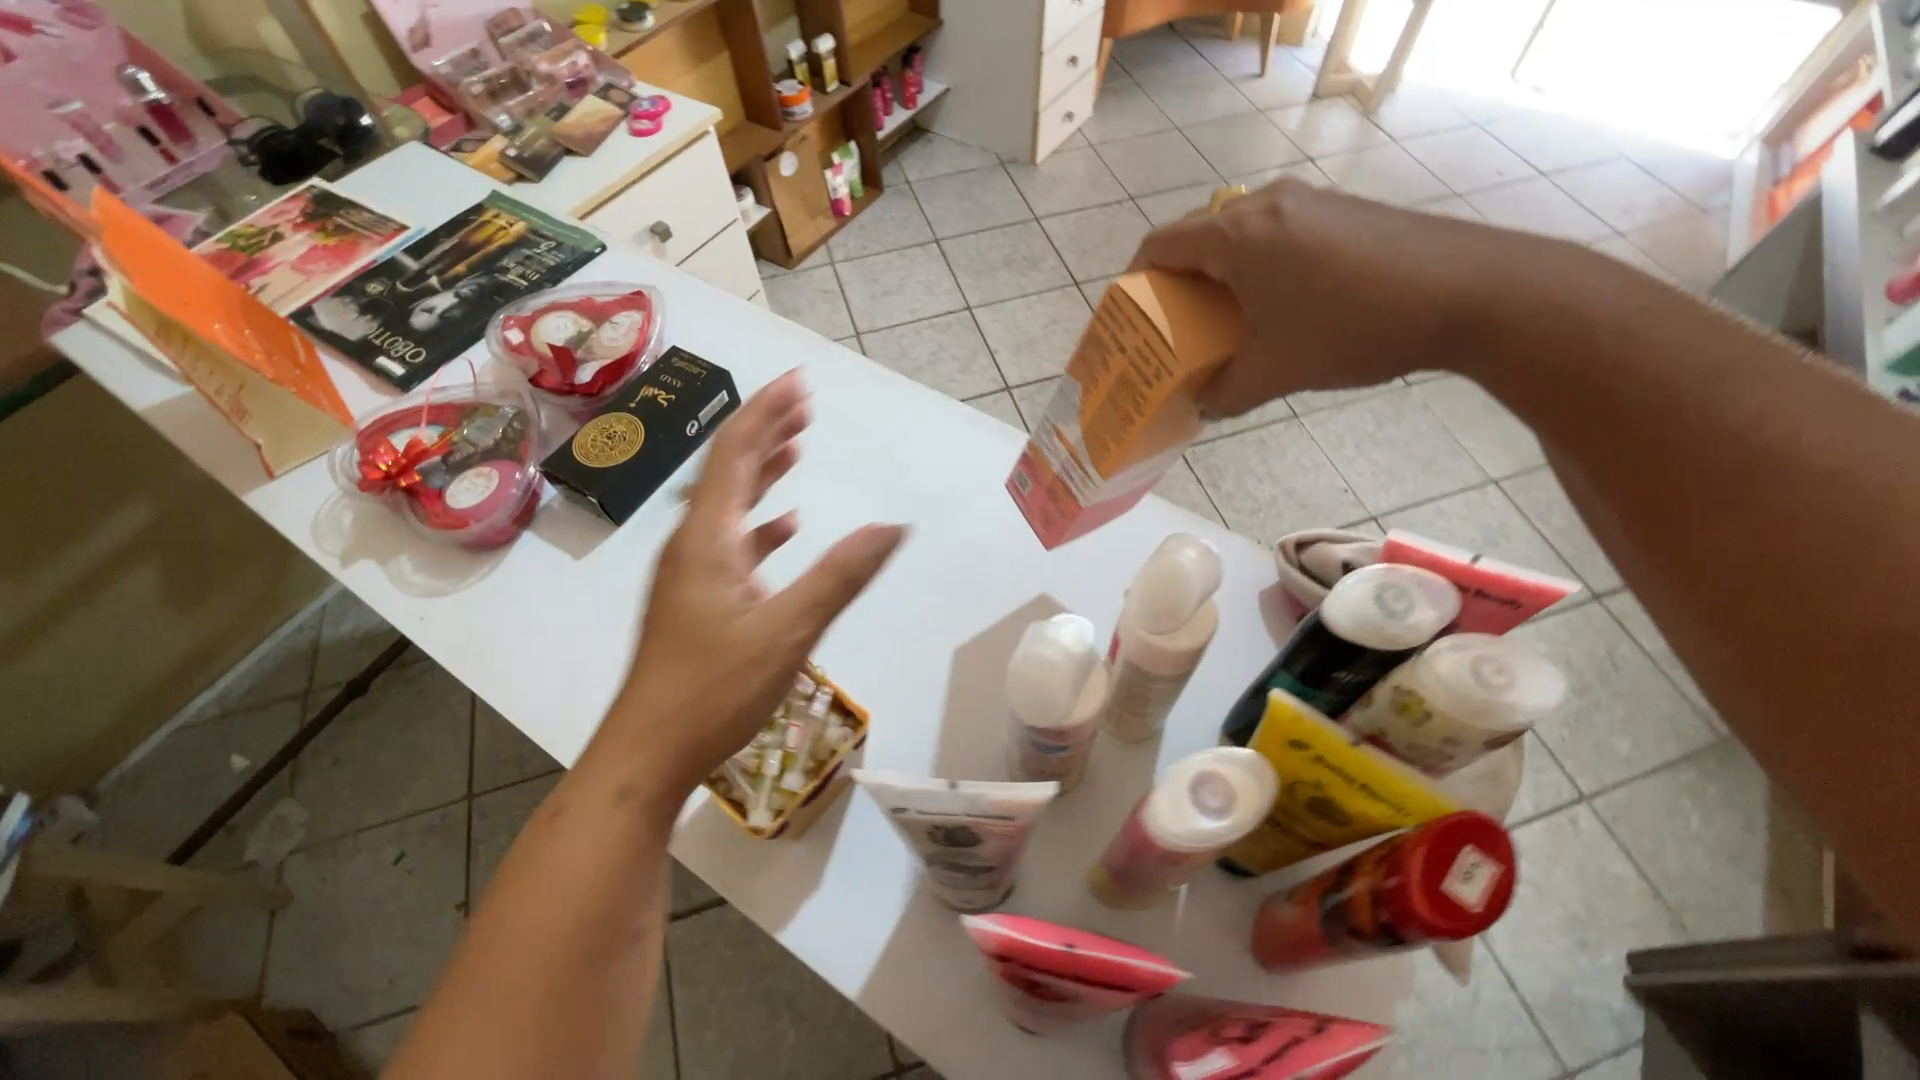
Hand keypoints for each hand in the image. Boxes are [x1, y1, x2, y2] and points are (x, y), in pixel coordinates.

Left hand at [595, 370, 905, 799]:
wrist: (649, 751)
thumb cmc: (714, 690)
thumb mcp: (788, 632)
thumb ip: (840, 576)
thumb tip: (893, 527)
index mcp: (708, 538)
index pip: (736, 453)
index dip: (767, 411)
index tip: (801, 381)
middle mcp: (692, 544)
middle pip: (728, 470)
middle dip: (766, 431)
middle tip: (805, 403)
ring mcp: (690, 573)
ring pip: (728, 505)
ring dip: (762, 472)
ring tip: (797, 446)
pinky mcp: (695, 600)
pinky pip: (729, 543)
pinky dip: (759, 525)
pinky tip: (784, 528)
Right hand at [1128, 179, 1545, 417]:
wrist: (1470, 291)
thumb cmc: (1354, 327)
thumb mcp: (1277, 373)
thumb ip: (1225, 394)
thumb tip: (1203, 405)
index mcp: (1236, 235)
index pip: (1159, 245)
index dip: (1134, 282)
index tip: (1131, 318)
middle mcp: (1265, 204)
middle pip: (1197, 237)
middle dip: (1178, 285)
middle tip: (1177, 330)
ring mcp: (1309, 201)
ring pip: (1240, 236)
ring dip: (1222, 277)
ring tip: (1228, 323)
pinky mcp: (1342, 210)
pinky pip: (1278, 235)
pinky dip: (1260, 268)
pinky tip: (1282, 308)